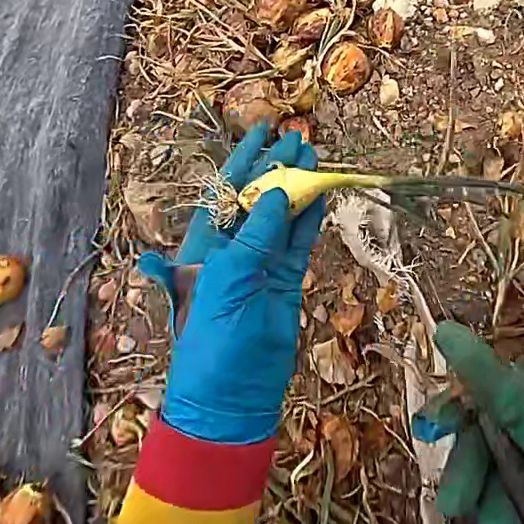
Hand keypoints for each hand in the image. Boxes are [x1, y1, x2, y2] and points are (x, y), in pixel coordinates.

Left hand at [141, 125, 323, 444]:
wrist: (231, 394)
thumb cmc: (213, 336)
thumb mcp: (227, 278)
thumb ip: (254, 236)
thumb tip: (275, 194)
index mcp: (203, 243)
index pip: (223, 190)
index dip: (243, 158)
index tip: (262, 129)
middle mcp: (230, 247)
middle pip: (255, 198)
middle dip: (274, 168)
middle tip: (298, 140)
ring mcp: (259, 264)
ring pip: (280, 217)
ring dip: (296, 189)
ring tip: (314, 158)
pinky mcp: (284, 282)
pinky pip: (298, 244)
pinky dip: (309, 220)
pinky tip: (320, 195)